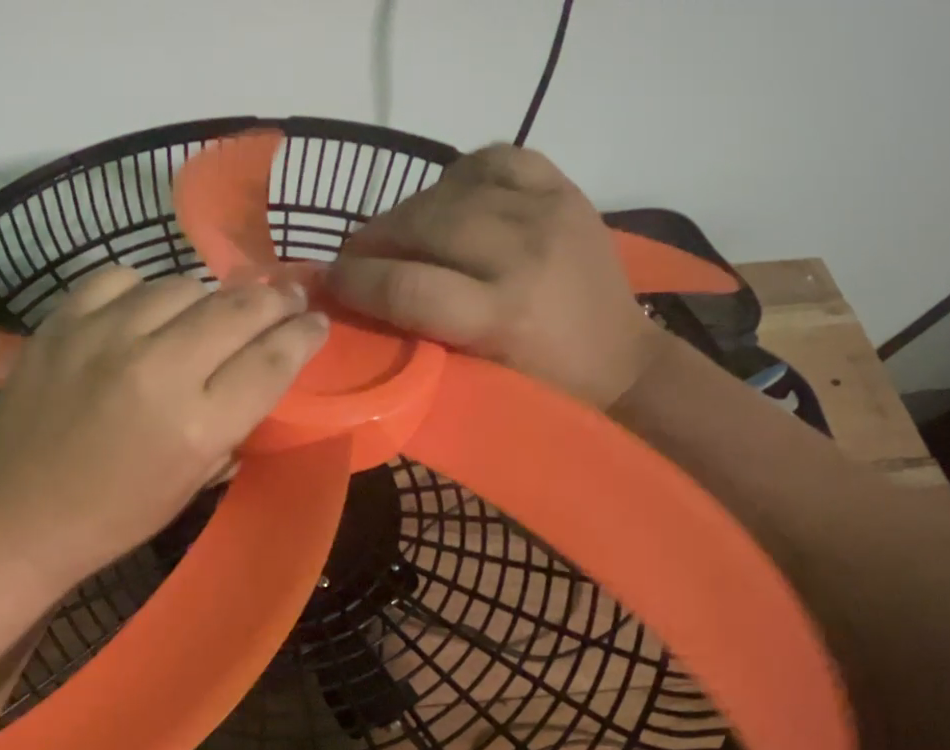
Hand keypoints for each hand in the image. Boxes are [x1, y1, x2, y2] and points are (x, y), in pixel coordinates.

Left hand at [0, 266, 329, 587]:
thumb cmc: (113, 519)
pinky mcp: (61, 323)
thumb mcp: (189, 485)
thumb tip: (256, 378)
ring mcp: (105, 337)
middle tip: (286, 299)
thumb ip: (230, 428)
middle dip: (273, 301)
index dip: (303, 336)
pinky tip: (145, 309)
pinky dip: (142, 290)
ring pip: (182, 286)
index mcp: (197, 425)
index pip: (271, 361)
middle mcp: (158, 369)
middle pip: (237, 310)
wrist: (19, 518)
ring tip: (212, 311)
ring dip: (208, 297)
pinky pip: (119, 279)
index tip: (315, 323)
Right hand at [327, 145, 659, 408]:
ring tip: (393, 235)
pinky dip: (458, 176)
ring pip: (450, 189)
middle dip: (373, 240)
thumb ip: (419, 344)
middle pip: (422, 225)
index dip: (355, 280)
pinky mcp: (562, 188)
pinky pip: (493, 159)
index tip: (328, 283)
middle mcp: (524, 253)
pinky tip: (447, 201)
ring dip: (407, 211)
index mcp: (502, 316)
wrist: (622, 361)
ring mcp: (547, 211)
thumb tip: (358, 309)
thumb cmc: (541, 391)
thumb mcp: (476, 382)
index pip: (406, 286)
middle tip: (352, 258)